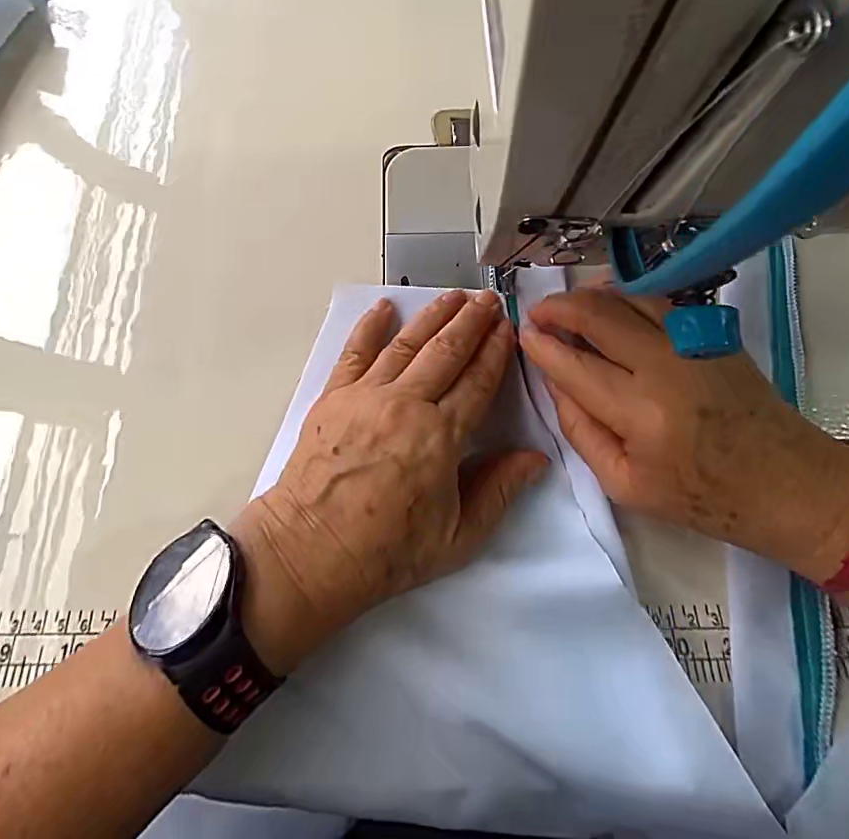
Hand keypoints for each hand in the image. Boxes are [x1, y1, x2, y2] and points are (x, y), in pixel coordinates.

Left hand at [231, 290, 548, 672]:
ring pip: (405, 345)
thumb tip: (535, 458)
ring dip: (431, 317)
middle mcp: (405, 405)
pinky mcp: (333, 396)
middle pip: (445, 352)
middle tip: (487, 300)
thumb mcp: (458, 536)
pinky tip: (384, 308)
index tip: (507, 329)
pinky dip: (370, 327)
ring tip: (452, 297)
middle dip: (470, 322)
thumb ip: (498, 490)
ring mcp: (365, 396)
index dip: (495, 352)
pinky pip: (354, 353)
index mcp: (440, 437)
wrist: (313, 546)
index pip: (477, 382)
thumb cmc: (387, 549)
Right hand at [518, 287, 848, 580]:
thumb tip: (554, 380)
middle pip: (597, 315)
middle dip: (556, 308)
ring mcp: (694, 345)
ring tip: (566, 307)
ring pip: (626, 298)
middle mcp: (666, 369)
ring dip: (589, 296)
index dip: (540, 345)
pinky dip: (624, 296)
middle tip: (537, 314)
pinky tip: (607, 304)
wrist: (794, 488)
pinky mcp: (714, 337)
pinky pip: (657, 301)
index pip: (573, 364)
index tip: (521, 335)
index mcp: (641, 414)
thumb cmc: (703, 498)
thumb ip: (579, 428)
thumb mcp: (622, 483)